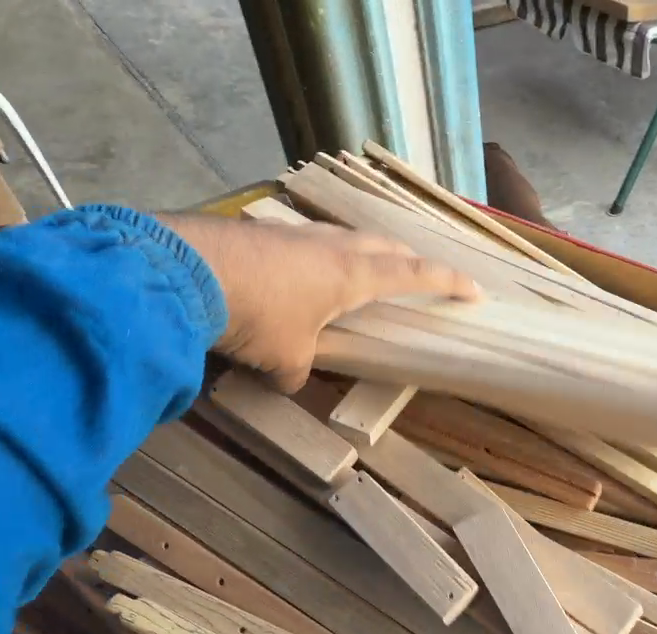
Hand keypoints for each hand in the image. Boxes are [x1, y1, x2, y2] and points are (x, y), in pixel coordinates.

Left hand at [158, 213, 480, 392]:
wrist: (181, 272)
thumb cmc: (257, 317)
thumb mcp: (284, 359)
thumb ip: (296, 369)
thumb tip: (288, 378)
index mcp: (353, 275)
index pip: (415, 274)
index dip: (448, 283)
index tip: (475, 290)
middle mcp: (330, 247)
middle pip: (383, 244)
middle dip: (408, 259)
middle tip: (419, 272)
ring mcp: (292, 233)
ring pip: (342, 238)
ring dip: (360, 253)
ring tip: (360, 270)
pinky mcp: (258, 233)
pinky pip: (303, 243)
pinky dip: (316, 258)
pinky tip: (298, 272)